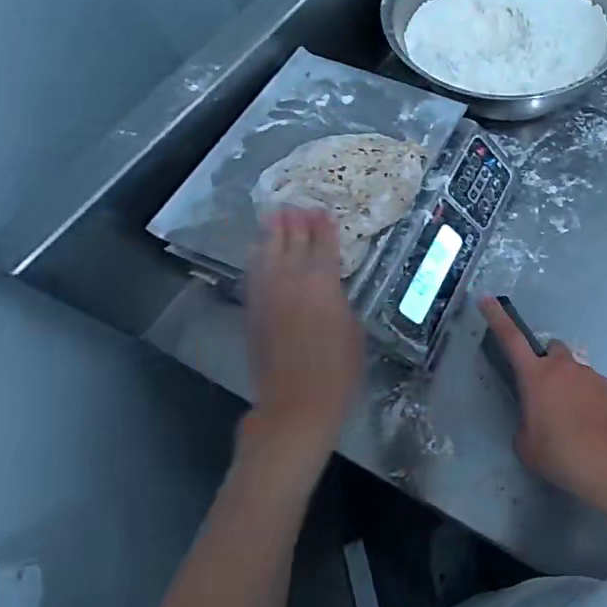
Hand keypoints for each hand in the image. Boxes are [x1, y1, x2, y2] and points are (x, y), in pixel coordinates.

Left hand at [243, 208, 364, 453]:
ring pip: (266, 253)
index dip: (324, 228)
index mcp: (322, 284)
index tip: (324, 211)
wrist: (298, 400)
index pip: (323, 246)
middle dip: (295, 223)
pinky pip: (254, 272)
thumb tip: (330, 285)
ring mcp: (267, 294)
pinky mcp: (253, 309)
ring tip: (276, 218)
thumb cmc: (340, 368)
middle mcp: (291, 281)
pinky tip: (260, 252)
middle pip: (291, 242)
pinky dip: (258, 257)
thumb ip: (339, 299)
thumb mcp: (353, 328)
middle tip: (297, 205)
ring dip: (272, 234)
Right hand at [478, 296, 606, 510]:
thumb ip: (526, 420)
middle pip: (552, 349)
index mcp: (536, 376)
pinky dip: (587, 397)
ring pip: (575, 370)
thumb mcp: (525, 442)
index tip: (488, 300)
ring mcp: (590, 375)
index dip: (497, 319)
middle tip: (546, 389)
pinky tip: (589, 422)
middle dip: (547, 361)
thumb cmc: (557, 453)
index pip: (511, 339)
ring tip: (572, 417)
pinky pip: (592, 385)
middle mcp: (564, 368)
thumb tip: (538, 416)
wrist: (606, 462)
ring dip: (569, 384)